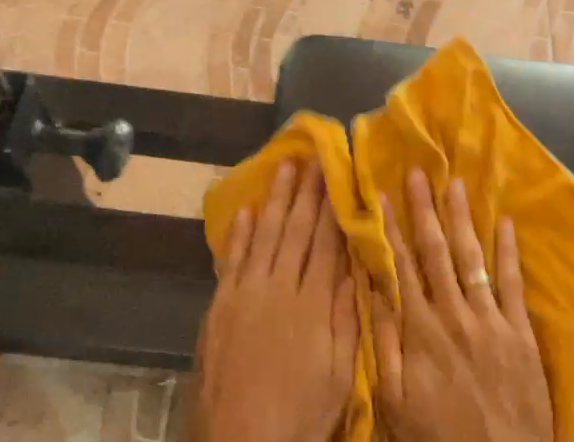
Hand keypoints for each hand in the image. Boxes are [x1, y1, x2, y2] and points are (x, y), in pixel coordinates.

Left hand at [196, 160, 357, 441]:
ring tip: (285, 168)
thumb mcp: (338, 376)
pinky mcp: (219, 307)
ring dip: (275, 200)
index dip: (332, 208)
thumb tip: (354, 270)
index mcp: (313, 305)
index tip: (338, 176)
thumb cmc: (299, 414)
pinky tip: (248, 210)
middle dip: (307, 193)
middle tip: (314, 158)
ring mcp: (245, 295)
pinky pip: (232, 260)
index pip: (326, 244)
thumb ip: (346, 321)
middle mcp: (279, 289)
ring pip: (265, 235)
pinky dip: (240, 233)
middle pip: (296, 231)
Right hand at [373, 168, 554, 441]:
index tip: (380, 194)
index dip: (390, 229)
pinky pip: (512, 283)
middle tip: (418, 172)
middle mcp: (454, 314)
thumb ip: (384, 345)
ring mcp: (490, 319)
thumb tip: (373, 291)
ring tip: (456, 183)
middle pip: (436, 252)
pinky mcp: (520, 332)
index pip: (401, 267)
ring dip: (462, 219)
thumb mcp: (396, 402)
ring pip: (472, 258)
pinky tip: (507, 222)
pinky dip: (509, 251)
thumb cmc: (439, 436)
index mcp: (420, 330)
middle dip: (425, 210)